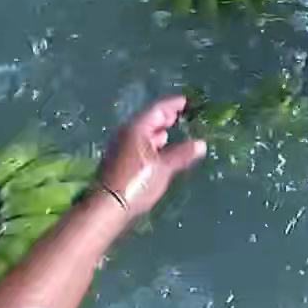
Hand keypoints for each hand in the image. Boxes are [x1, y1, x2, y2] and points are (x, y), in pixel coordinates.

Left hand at [96, 96, 205, 215]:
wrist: (107, 207)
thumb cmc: (136, 182)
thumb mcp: (164, 167)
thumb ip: (182, 153)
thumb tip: (201, 143)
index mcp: (137, 129)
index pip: (157, 109)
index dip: (173, 103)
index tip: (187, 100)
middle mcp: (127, 134)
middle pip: (149, 117)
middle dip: (166, 113)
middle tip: (184, 111)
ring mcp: (122, 146)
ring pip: (144, 131)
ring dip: (160, 128)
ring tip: (176, 127)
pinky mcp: (122, 159)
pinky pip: (141, 141)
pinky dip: (155, 140)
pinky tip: (163, 146)